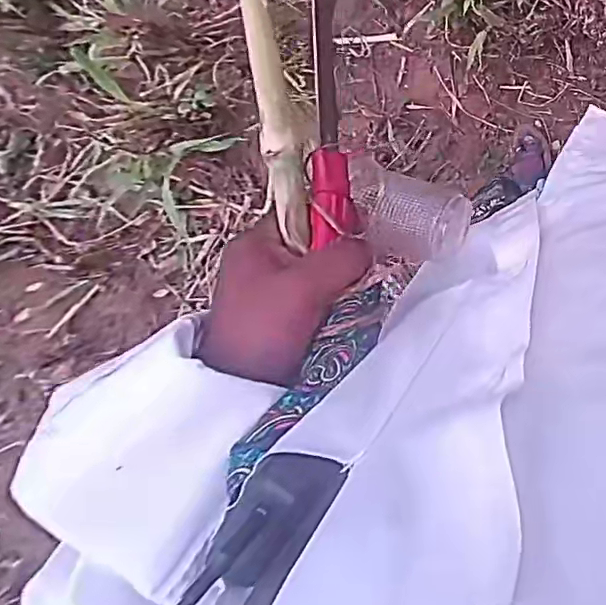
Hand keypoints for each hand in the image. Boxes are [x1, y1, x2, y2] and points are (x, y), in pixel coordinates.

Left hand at [198, 217, 371, 384]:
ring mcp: (272, 291)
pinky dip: (336, 305)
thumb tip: (365, 247)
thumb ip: (342, 255)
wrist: (240, 396)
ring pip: (324, 271)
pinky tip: (338, 319)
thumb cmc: (262, 332)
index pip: (304, 208)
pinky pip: (321, 297)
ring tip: (345, 303)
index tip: (355, 235)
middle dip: (341, 258)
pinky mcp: (284, 317)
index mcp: (257, 242)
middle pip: (319, 241)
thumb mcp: (304, 284)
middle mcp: (263, 261)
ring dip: (341, 285)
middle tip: (352, 277)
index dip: (333, 215)